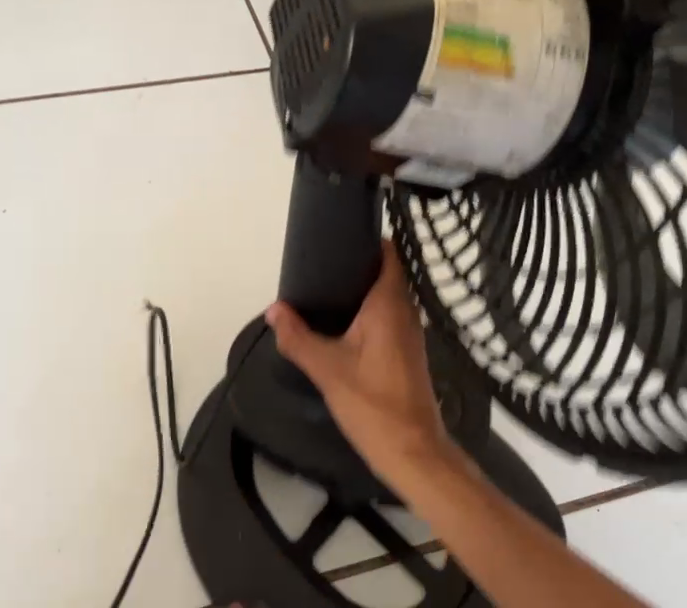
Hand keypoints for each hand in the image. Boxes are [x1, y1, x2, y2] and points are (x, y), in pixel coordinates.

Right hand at [263, 241, 455, 482]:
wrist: (413, 453)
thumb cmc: (374, 404)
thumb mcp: (327, 370)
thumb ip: (298, 338)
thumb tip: (273, 310)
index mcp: (389, 304)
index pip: (388, 253)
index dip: (368, 238)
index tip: (339, 233)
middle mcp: (405, 311)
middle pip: (385, 272)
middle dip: (356, 263)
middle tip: (320, 260)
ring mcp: (410, 332)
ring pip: (387, 295)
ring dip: (361, 287)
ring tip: (325, 286)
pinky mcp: (407, 351)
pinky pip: (387, 315)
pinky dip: (367, 309)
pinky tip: (342, 322)